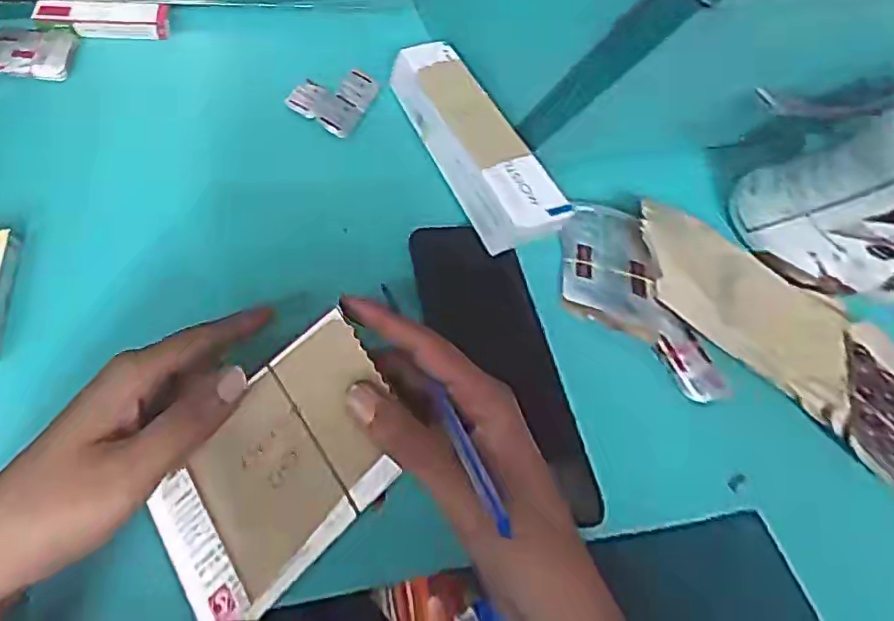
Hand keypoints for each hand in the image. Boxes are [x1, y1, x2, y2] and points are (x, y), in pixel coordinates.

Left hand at [0, 307, 272, 620]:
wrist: (0, 544)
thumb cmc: (65, 503)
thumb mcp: (133, 469)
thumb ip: (186, 423)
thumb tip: (237, 374)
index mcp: (129, 377)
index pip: (193, 342)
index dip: (233, 327)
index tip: (269, 313)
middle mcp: (124, 381)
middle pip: (186, 358)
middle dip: (228, 350)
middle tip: (274, 353)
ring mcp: (116, 406)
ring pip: (176, 385)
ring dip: (212, 382)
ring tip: (255, 386)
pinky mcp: (112, 431)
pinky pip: (164, 408)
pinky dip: (193, 409)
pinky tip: (209, 426)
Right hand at [342, 296, 623, 620]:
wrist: (564, 610)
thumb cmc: (527, 547)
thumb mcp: (467, 495)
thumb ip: (412, 445)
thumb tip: (357, 393)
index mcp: (488, 402)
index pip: (430, 348)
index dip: (388, 322)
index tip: (349, 303)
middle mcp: (478, 407)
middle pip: (420, 366)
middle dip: (377, 352)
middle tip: (329, 349)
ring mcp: (469, 433)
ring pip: (416, 395)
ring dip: (380, 388)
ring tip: (335, 383)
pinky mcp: (460, 459)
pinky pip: (417, 425)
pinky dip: (390, 421)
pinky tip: (364, 429)